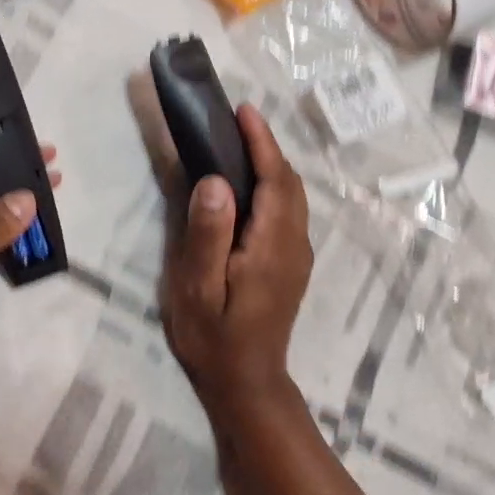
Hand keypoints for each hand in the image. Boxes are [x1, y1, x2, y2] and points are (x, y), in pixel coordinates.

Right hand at [160, 105, 310, 418]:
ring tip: (239, 141)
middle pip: (290, 185)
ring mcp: (296, 257)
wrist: (244, 383)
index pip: (275, 182)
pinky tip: (247, 183)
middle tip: (236, 118)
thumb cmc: (213, 335)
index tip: (243, 111)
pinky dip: (271, 185)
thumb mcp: (198, 287)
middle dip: (268, 146)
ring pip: (292, 197)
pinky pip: (286, 212)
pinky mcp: (289, 265)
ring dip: (271, 164)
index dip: (261, 143)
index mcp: (272, 247)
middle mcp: (294, 246)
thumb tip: (214, 181)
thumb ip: (208, 234)